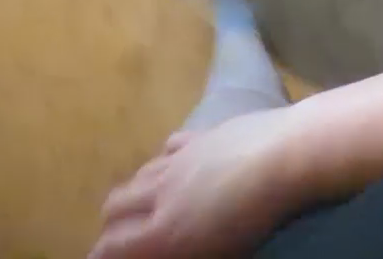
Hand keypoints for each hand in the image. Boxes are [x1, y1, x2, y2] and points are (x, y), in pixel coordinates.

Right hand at [88, 108, 305, 258]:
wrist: (283, 157)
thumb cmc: (256, 221)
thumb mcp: (218, 254)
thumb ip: (182, 252)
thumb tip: (163, 249)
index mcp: (162, 232)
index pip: (112, 246)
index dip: (99, 256)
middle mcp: (160, 193)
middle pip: (115, 205)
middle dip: (111, 225)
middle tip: (120, 238)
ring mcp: (179, 159)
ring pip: (139, 173)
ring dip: (136, 191)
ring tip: (147, 204)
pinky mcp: (200, 135)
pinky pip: (169, 147)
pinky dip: (165, 161)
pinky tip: (177, 166)